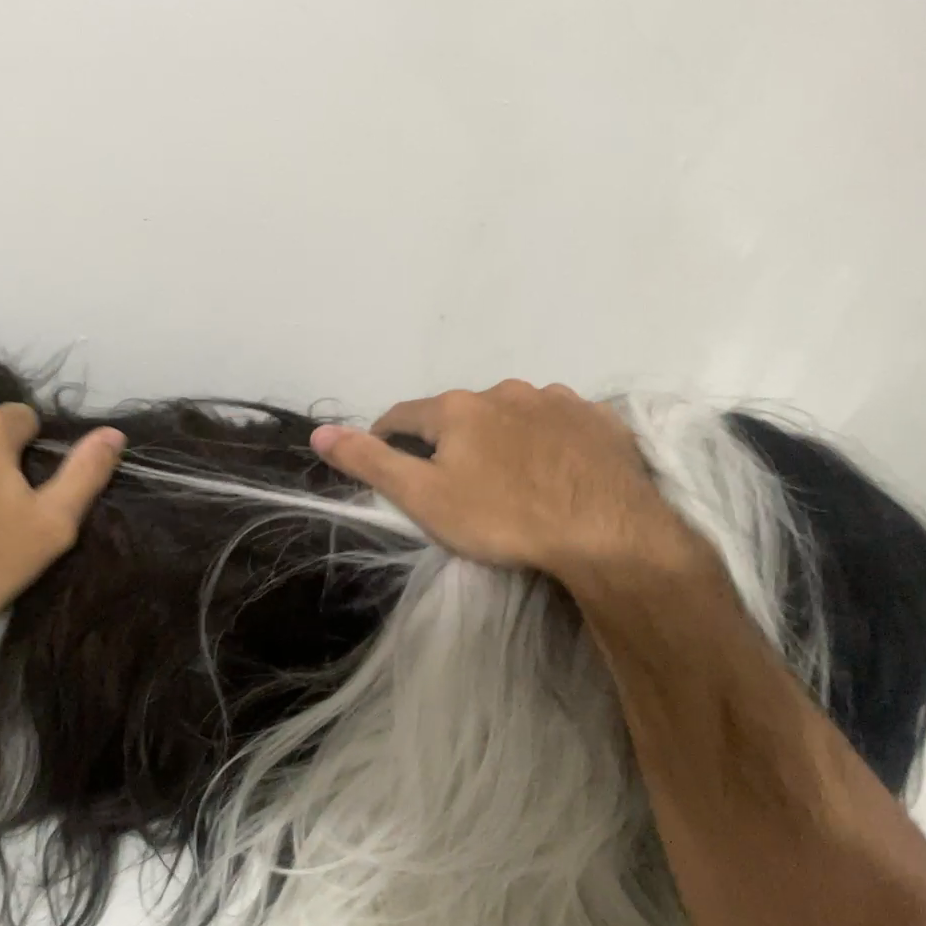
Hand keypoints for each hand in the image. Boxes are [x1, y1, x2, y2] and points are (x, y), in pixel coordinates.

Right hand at [309, 381, 700, 587]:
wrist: (606, 533)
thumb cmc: (502, 517)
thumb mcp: (423, 497)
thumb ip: (369, 461)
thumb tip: (319, 432)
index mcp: (456, 409)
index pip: (403, 416)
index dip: (388, 440)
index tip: (389, 466)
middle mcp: (503, 391)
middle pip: (459, 415)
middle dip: (449, 442)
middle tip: (454, 484)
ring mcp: (556, 401)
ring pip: (511, 415)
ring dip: (500, 437)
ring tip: (509, 480)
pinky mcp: (598, 419)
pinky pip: (557, 424)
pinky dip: (546, 441)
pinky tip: (554, 471)